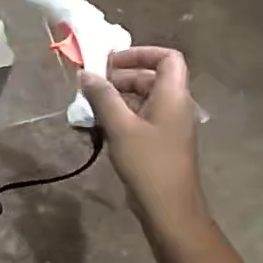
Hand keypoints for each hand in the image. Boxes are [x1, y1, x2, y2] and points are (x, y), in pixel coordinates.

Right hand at [81, 46, 207, 236]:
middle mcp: (175, 106)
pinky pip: (141, 119)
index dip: (141, 53)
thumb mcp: (121, 127)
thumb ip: (103, 98)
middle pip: (151, 78)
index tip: (111, 62)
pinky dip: (121, 117)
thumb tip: (87, 75)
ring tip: (90, 107)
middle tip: (93, 86)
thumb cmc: (148, 163)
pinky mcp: (160, 144)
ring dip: (117, 99)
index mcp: (173, 95)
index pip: (167, 58)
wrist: (168, 208)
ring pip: (143, 100)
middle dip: (121, 77)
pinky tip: (98, 128)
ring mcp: (168, 126)